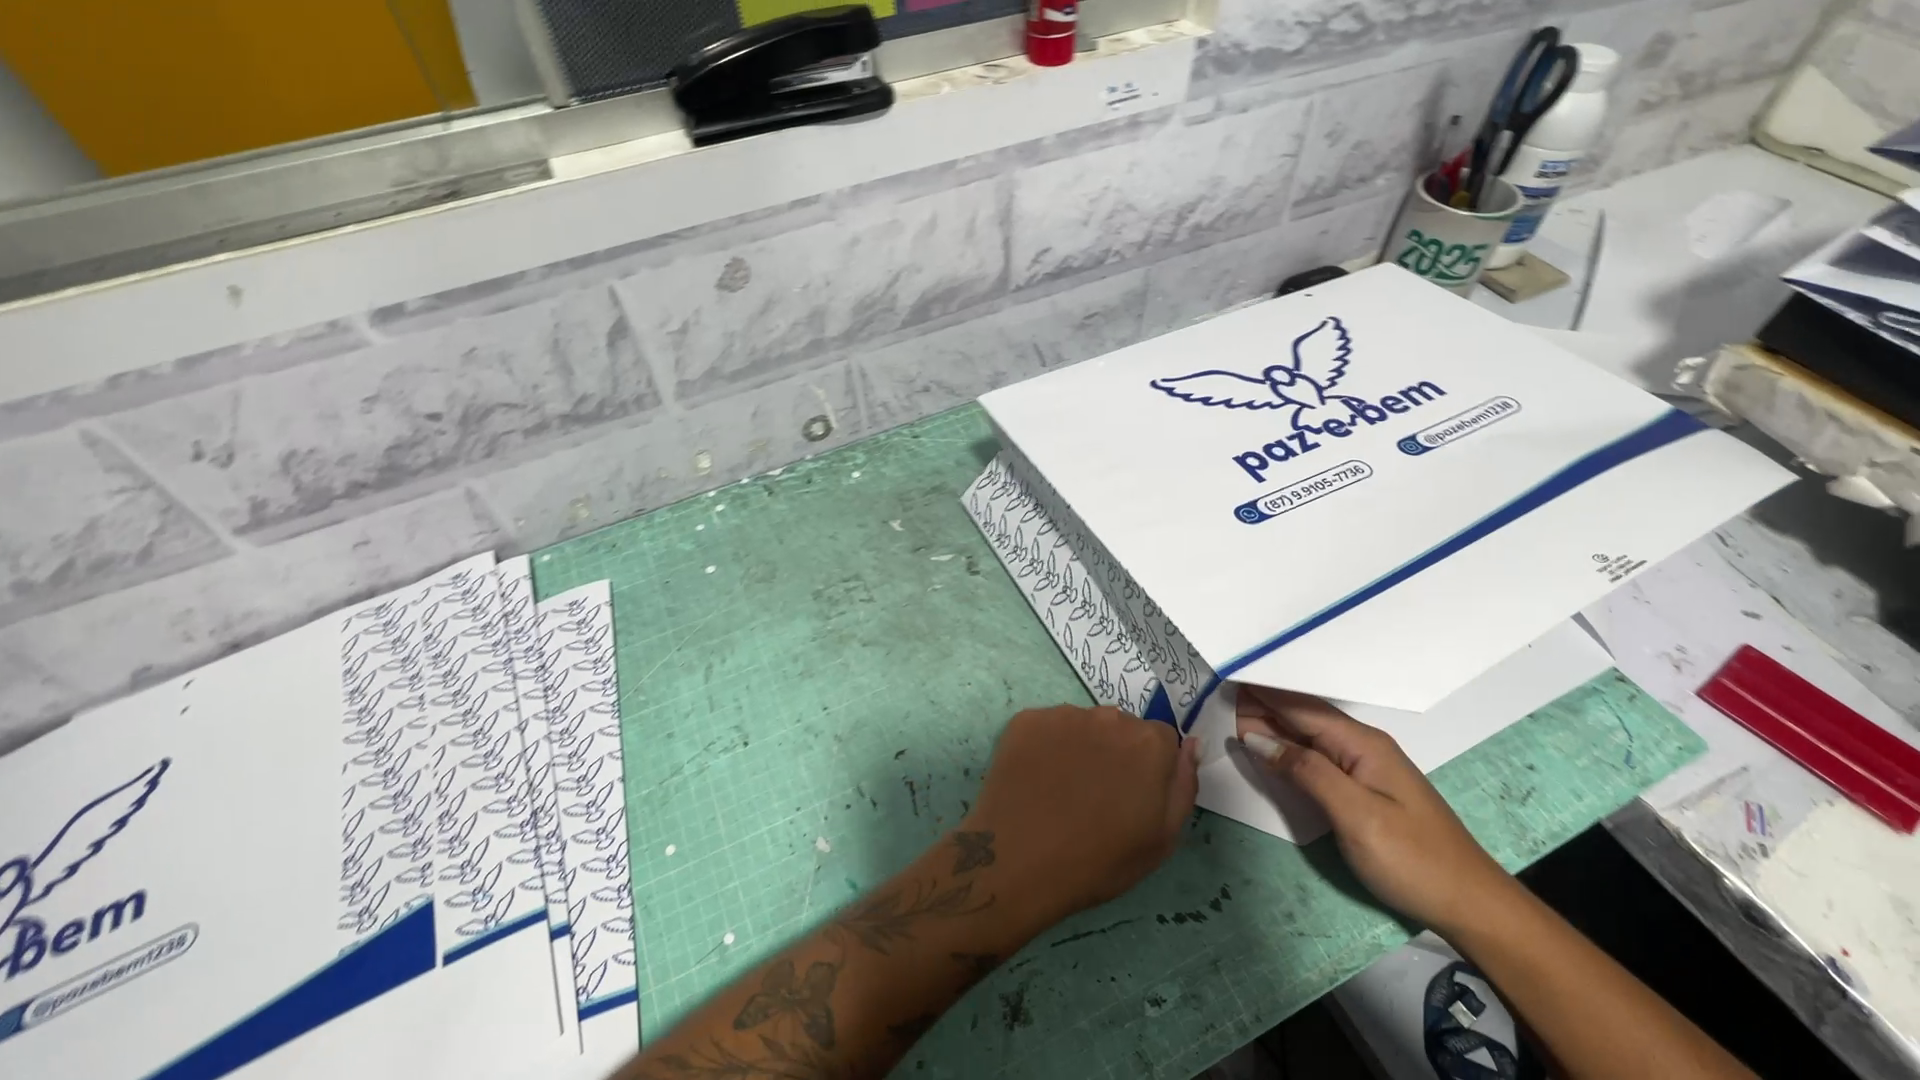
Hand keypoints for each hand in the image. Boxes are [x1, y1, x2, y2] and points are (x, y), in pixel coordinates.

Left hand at [962, 705, 1197, 930]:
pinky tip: (1035, 782)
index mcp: (1150, 743)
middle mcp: (1109, 717)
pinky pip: (1046, 729)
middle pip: (1121, 729)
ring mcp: (1063, 715)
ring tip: (1061, 793)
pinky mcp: (1025, 721)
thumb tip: (1190, 743)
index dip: (1149, 772)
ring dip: (1080, 749)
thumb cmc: (1100, 860)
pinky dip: (1044, 748)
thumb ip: (1184, 784)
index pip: (1162, 742)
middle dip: (1115, 755)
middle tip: (1096, 799)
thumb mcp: (1163, 838)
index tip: (1132, 800)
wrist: (1019, 861)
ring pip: (1082, 726)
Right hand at [1236, 687, 1513, 933]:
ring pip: (1307, 737)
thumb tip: (1257, 737)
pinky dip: (1287, 750)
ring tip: (1230, 718)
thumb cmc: (1412, 858)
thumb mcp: (1356, 815)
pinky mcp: (1362, 791)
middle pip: (1302, 717)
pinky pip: (1315, 758)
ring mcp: (1364, 769)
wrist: (1469, 904)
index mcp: (1361, 744)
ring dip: (1271, 727)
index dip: (1262, 693)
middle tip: (1215, 702)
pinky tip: (1268, 752)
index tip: (1223, 679)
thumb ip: (1306, 772)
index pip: (1300, 708)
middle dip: (1261, 706)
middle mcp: (1362, 747)